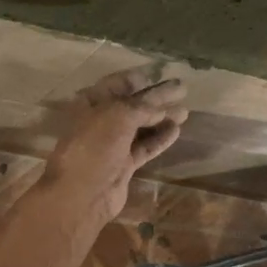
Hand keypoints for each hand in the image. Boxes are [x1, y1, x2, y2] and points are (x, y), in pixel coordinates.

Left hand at [38, 68, 187, 221]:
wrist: (82, 192)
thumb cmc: (95, 145)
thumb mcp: (119, 115)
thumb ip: (143, 106)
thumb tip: (162, 107)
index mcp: (91, 102)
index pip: (117, 83)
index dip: (138, 78)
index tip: (159, 74)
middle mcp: (101, 120)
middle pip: (132, 104)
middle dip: (156, 97)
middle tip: (182, 89)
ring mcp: (112, 144)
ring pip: (141, 126)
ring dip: (162, 118)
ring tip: (185, 111)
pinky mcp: (123, 164)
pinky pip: (144, 146)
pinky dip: (160, 138)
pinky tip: (176, 130)